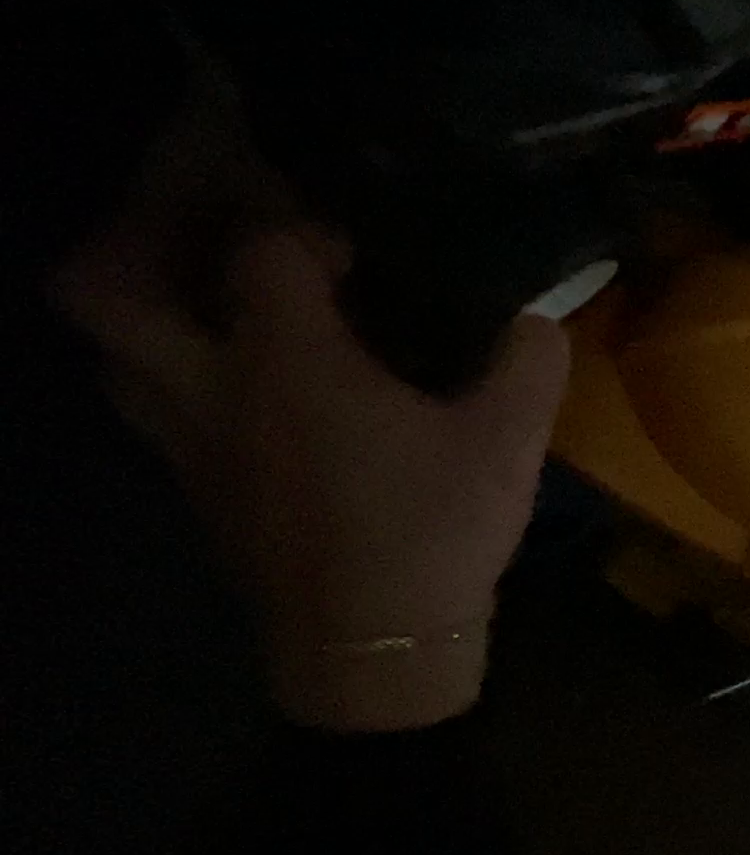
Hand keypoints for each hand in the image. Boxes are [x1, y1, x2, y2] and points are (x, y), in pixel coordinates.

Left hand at [58, 227, 569, 731]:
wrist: (376, 643)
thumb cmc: (436, 529)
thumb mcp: (511, 440)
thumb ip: (531, 362)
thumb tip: (536, 318)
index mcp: (288, 366)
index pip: (260, 252)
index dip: (305, 224)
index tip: (361, 242)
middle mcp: (213, 391)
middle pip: (108, 283)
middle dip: (147, 227)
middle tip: (214, 210)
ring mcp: (190, 442)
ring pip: (113, 348)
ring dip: (153, 297)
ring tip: (221, 284)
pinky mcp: (198, 484)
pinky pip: (154, 397)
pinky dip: (181, 361)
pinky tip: (254, 374)